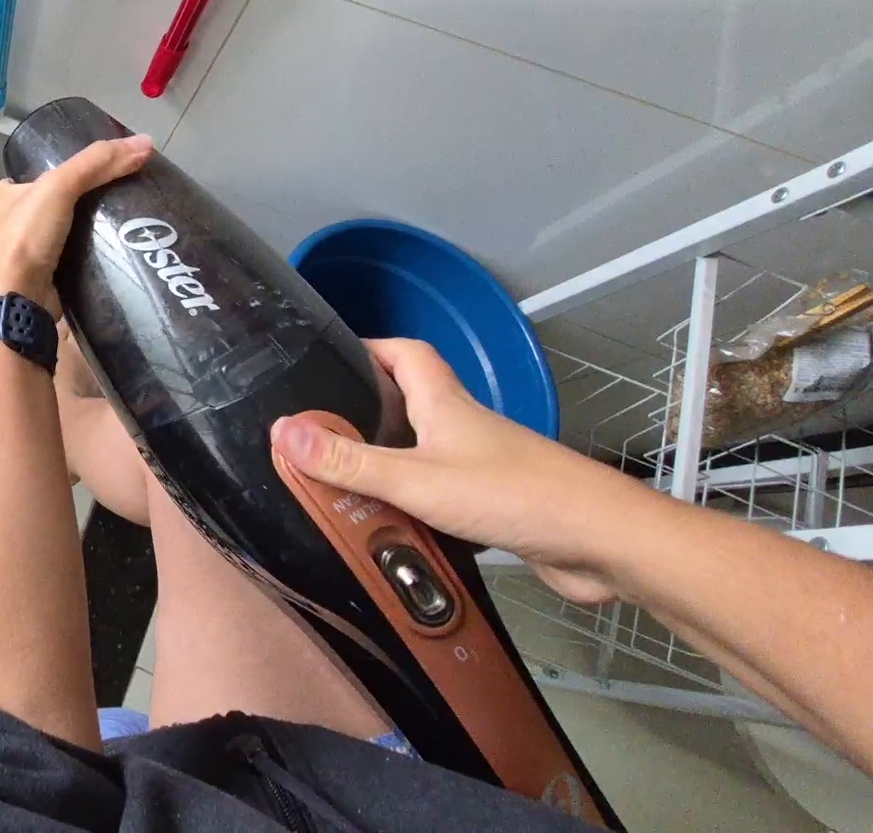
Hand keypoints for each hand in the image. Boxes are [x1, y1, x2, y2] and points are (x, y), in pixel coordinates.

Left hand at [0, 135, 155, 312]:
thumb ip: (98, 163)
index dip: (71, 168)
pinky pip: (72, 258)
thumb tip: (145, 143)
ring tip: (126, 219)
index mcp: (1, 196)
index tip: (105, 169)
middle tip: (122, 195)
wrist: (17, 302)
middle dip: (85, 200)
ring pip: (66, 232)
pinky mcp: (43, 278)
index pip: (41, 173)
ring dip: (91, 228)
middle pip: (56, 203)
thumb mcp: (59, 187)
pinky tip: (115, 249)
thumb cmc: (25, 239)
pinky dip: (91, 253)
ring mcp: (25, 254)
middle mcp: (8, 224)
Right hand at [269, 338, 660, 603]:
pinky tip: (382, 519)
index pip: (405, 352)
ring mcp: (480, 465)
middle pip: (406, 399)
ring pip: (418, 448)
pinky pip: (435, 490)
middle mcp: (461, 426)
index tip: (328, 355)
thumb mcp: (415, 478)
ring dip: (381, 456)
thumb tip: (282, 430)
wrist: (610, 547)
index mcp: (444, 403)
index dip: (368, 346)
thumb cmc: (513, 495)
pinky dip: (405, 498)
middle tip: (316, 422)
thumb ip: (348, 460)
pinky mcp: (492, 503)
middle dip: (362, 404)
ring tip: (332, 473)